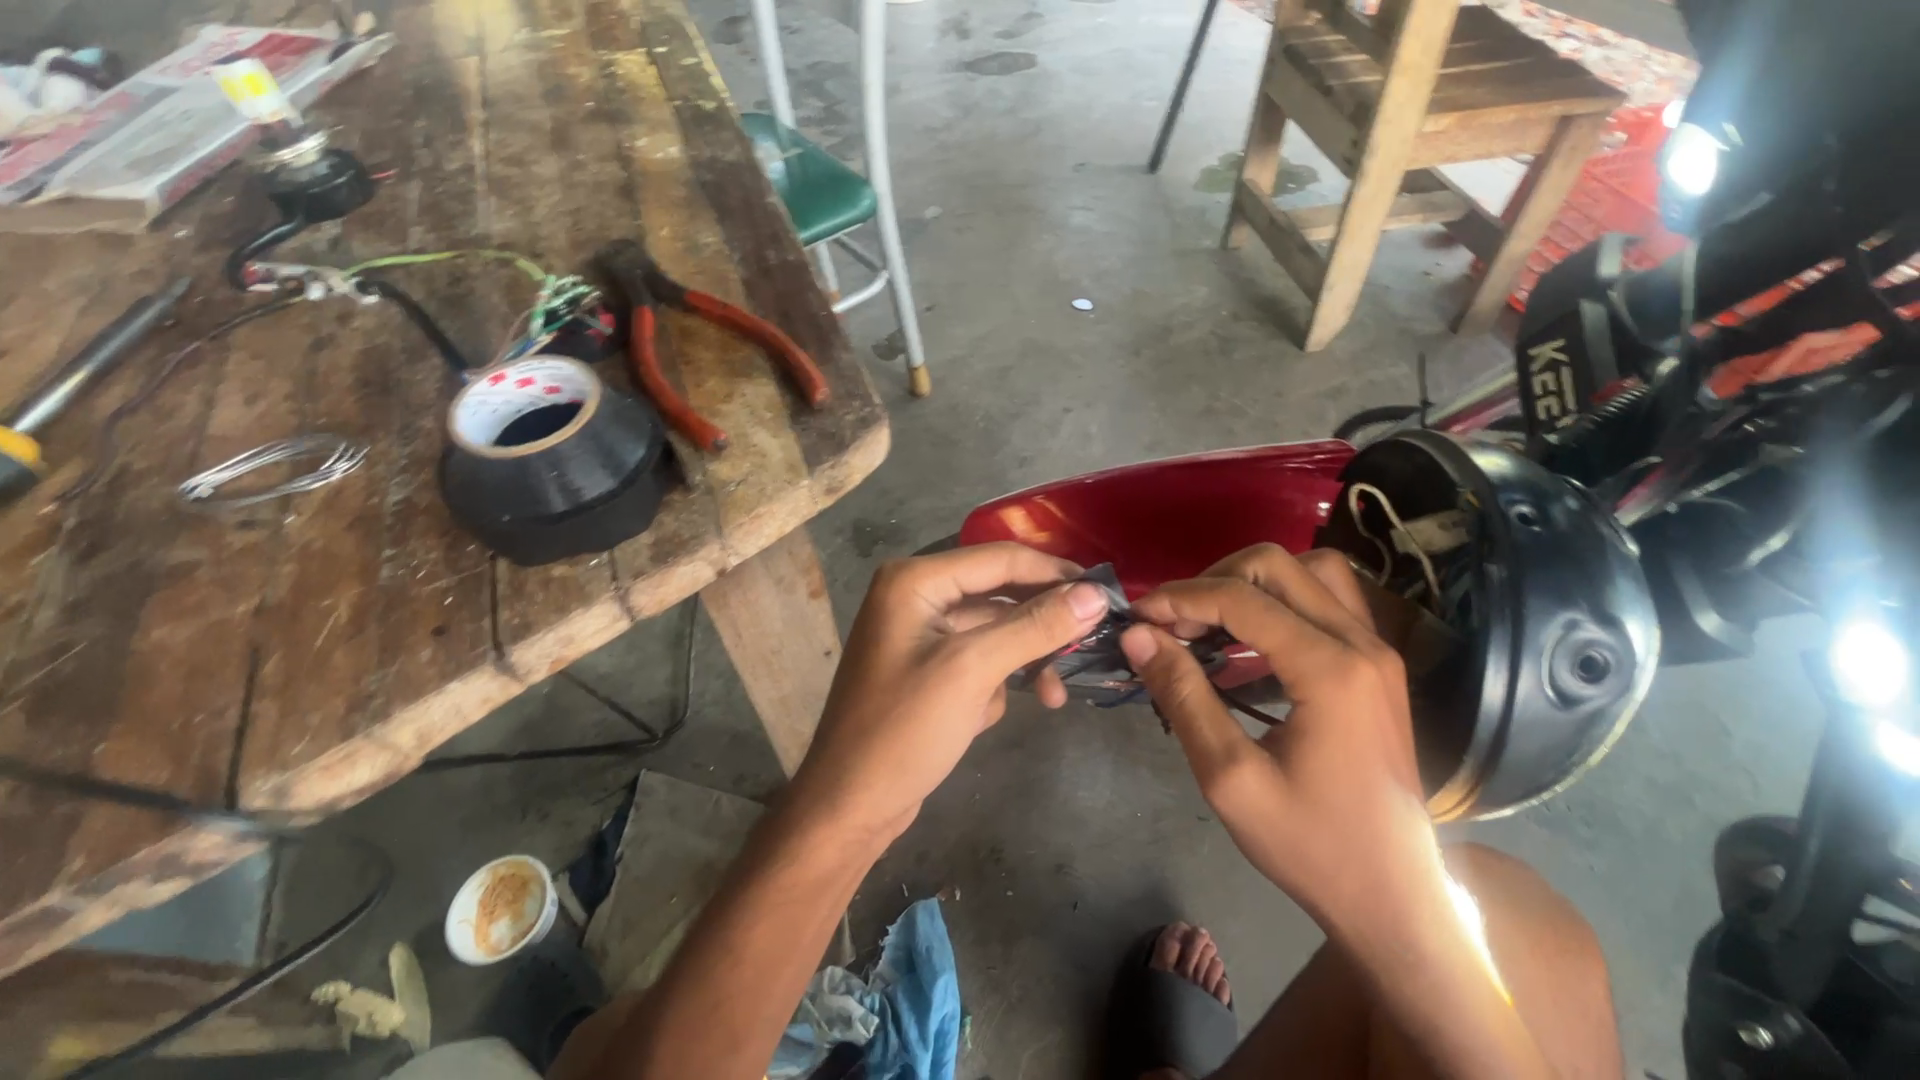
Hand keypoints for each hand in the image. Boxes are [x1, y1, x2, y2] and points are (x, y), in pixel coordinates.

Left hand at [789, 542, 1109, 836]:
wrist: (849, 805)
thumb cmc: (903, 730)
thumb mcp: (973, 671)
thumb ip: (1035, 626)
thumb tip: (1096, 594)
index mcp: (914, 581)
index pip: (1000, 559)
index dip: (1056, 573)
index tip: (1108, 594)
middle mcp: (915, 597)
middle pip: (1000, 595)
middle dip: (1040, 627)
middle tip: (1092, 646)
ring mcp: (920, 636)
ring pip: (995, 632)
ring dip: (1022, 662)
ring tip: (1052, 696)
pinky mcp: (927, 671)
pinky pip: (978, 661)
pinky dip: (993, 685)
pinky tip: (984, 718)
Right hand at [1119, 545, 1445, 932]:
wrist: (1393, 894)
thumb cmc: (1310, 844)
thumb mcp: (1229, 778)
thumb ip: (1183, 697)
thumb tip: (1138, 637)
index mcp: (1330, 670)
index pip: (1242, 598)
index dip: (1181, 598)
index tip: (1138, 618)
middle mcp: (1362, 644)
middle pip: (1280, 565)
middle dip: (1214, 579)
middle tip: (1174, 623)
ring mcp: (1378, 652)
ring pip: (1312, 573)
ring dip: (1254, 583)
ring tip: (1210, 622)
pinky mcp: (1379, 667)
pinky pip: (1329, 603)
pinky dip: (1283, 603)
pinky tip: (1249, 644)